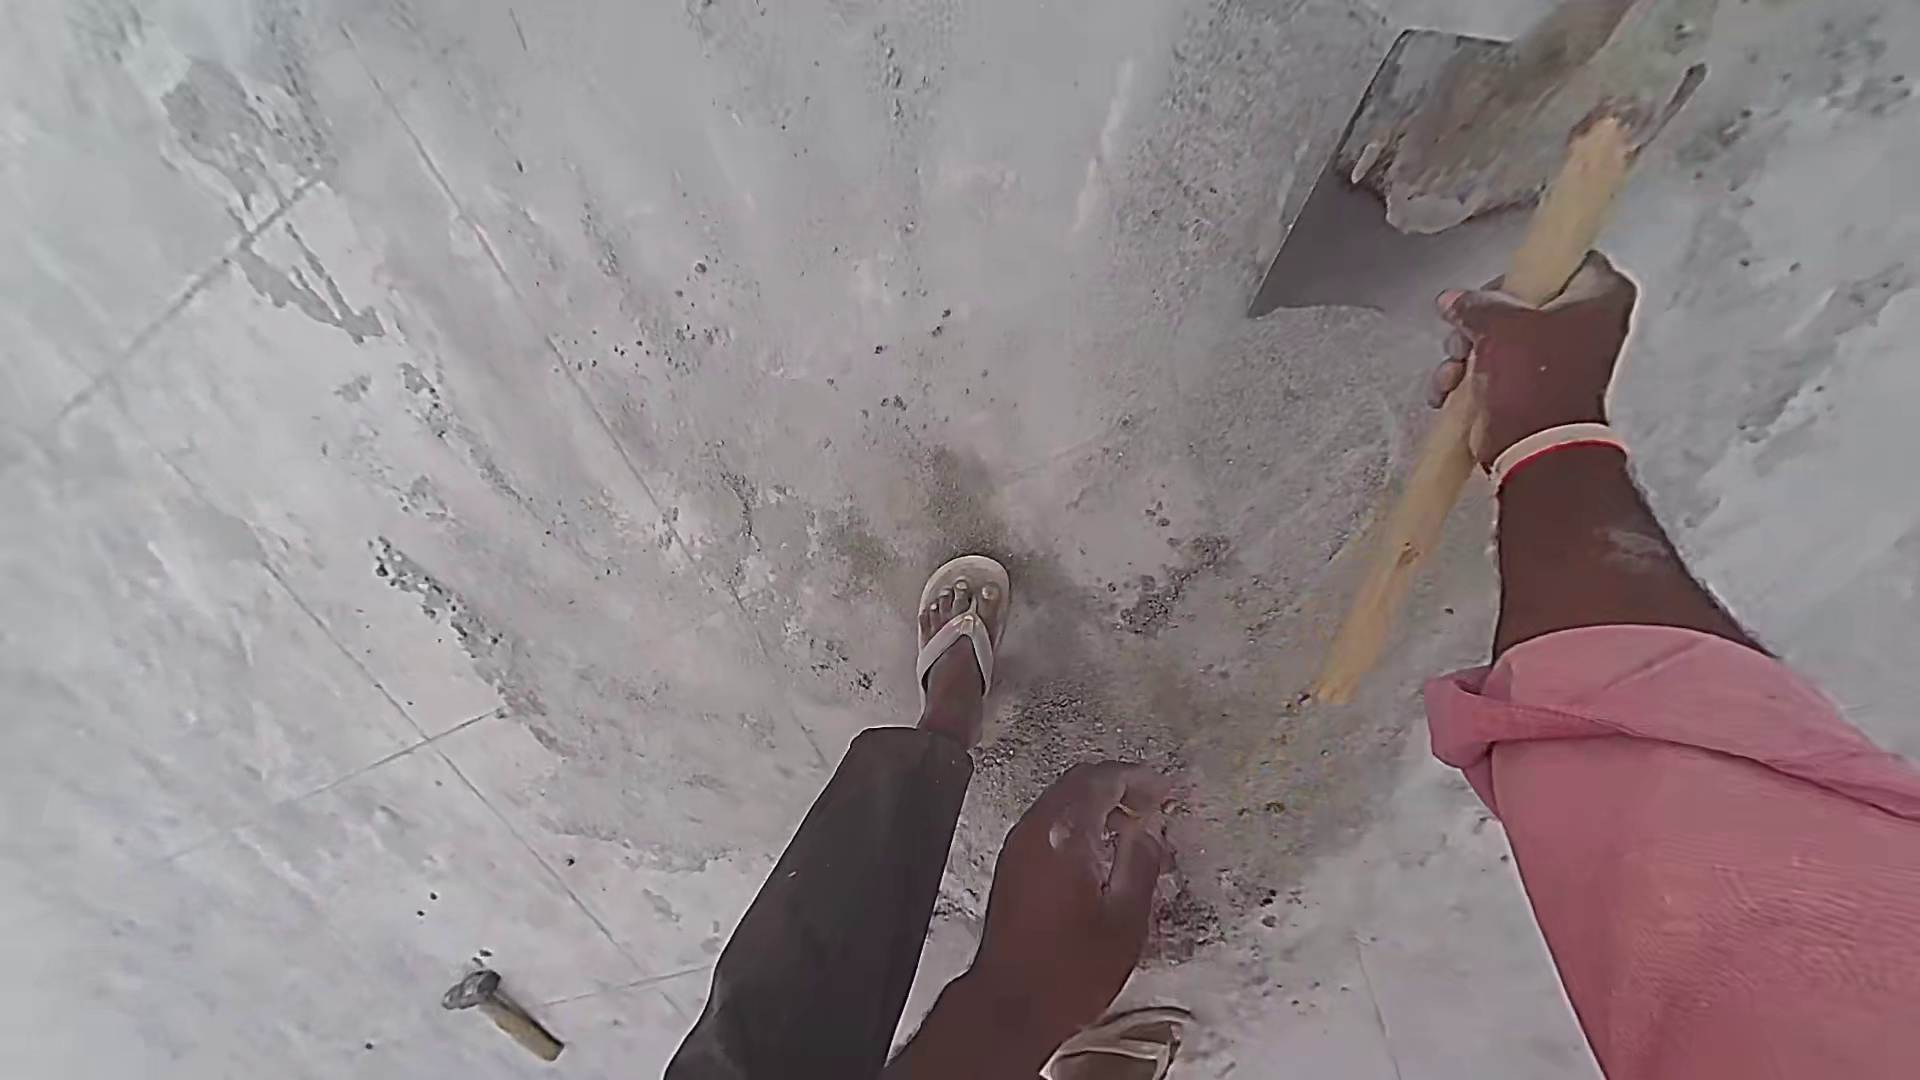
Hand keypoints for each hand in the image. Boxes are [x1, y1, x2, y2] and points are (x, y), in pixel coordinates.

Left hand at [968, 762, 1171, 1049]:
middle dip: (1118, 784)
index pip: (1102, 780)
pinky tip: (1100, 845)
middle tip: (1151, 803)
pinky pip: (1049, 817)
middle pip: (1079, 781)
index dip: (1136, 778)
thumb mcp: (1124, 921)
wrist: (1010, 1000)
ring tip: (1132, 825)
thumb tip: (1150, 828)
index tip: (1162, 789)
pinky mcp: (1013, 857)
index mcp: (1065, 832)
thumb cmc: (1069, 969)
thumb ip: (1141, 863)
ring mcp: (1020, 839)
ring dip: (1098, 800)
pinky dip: (1078, 817)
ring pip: (1063, 796)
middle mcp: (1037, 825)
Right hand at [1428, 251, 1637, 464]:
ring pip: (1495, 339)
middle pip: (1518, 304)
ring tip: (1452, 374)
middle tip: (1462, 340)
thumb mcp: (1500, 328)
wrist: (1532, 443)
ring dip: (1463, 356)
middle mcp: (1584, 322)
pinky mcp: (1529, 384)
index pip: (1561, 264)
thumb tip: (1451, 299)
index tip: (1487, 294)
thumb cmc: (1532, 378)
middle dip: (1477, 325)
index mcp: (1599, 296)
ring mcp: (1556, 356)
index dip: (1519, 275)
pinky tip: (1449, 391)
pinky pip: (1489, 368)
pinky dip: (1465, 379)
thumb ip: (1475, 306)